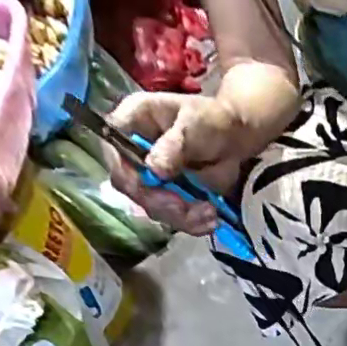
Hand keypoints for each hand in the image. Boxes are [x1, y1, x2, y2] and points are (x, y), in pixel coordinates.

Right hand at [106, 92, 253, 235]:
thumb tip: (153, 169)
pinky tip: (211, 219)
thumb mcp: (193, 125)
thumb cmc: (210, 120)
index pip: (111, 147)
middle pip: (131, 187)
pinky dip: (192, 224)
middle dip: (160, 202)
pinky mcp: (169, 198)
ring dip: (182, 217)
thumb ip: (173, 145)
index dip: (124, 170)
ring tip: (210, 212)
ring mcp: (151, 178)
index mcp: (133, 122)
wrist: (235, 140)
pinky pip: (173, 219)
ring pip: (153, 208)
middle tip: (185, 206)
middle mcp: (135, 152)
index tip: (146, 185)